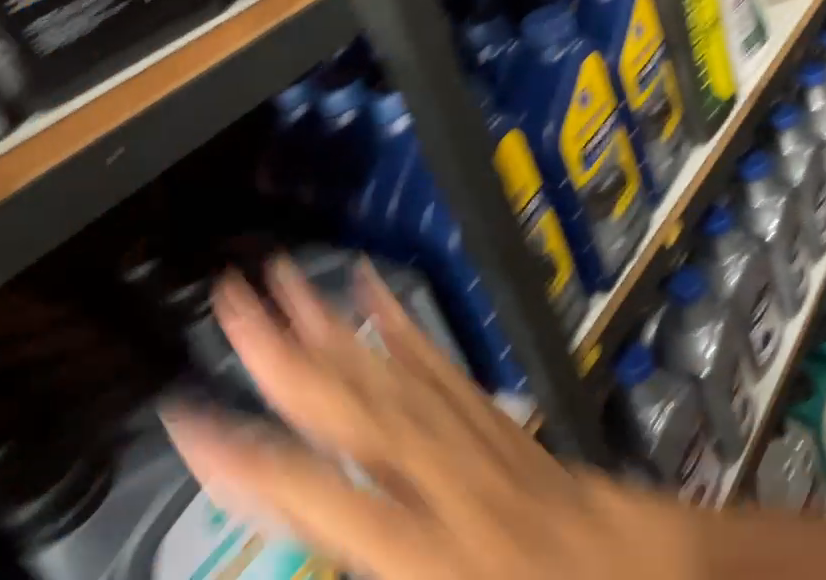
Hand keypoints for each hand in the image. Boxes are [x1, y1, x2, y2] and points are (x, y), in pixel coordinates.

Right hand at [161, 260, 698, 579]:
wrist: (633, 568)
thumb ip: (370, 550)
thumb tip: (309, 523)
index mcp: (424, 548)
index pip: (318, 494)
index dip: (246, 458)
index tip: (193, 419)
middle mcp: (439, 476)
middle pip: (351, 405)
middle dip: (285, 349)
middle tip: (235, 298)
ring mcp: (467, 433)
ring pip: (388, 368)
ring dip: (331, 320)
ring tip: (285, 275)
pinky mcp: (488, 410)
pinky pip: (438, 361)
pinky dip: (399, 322)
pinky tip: (371, 285)